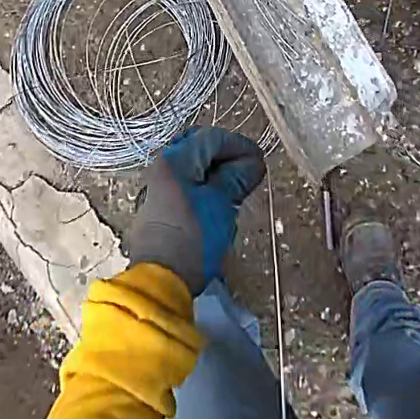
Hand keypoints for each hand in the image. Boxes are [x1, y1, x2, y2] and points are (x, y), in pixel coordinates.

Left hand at [123, 127, 264, 293]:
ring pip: (195, 166)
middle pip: (201, 148)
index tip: (260, 161)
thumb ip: (236, 177)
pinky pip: (188, 183)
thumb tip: (253, 163)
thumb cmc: (194, 237)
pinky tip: (222, 200)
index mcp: (176, 159)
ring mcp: (160, 186)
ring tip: (239, 188)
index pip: (213, 138)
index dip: (240, 146)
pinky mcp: (162, 205)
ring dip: (218, 172)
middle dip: (228, 156)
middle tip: (249, 171)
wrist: (160, 280)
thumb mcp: (221, 203)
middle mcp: (164, 166)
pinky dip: (207, 185)